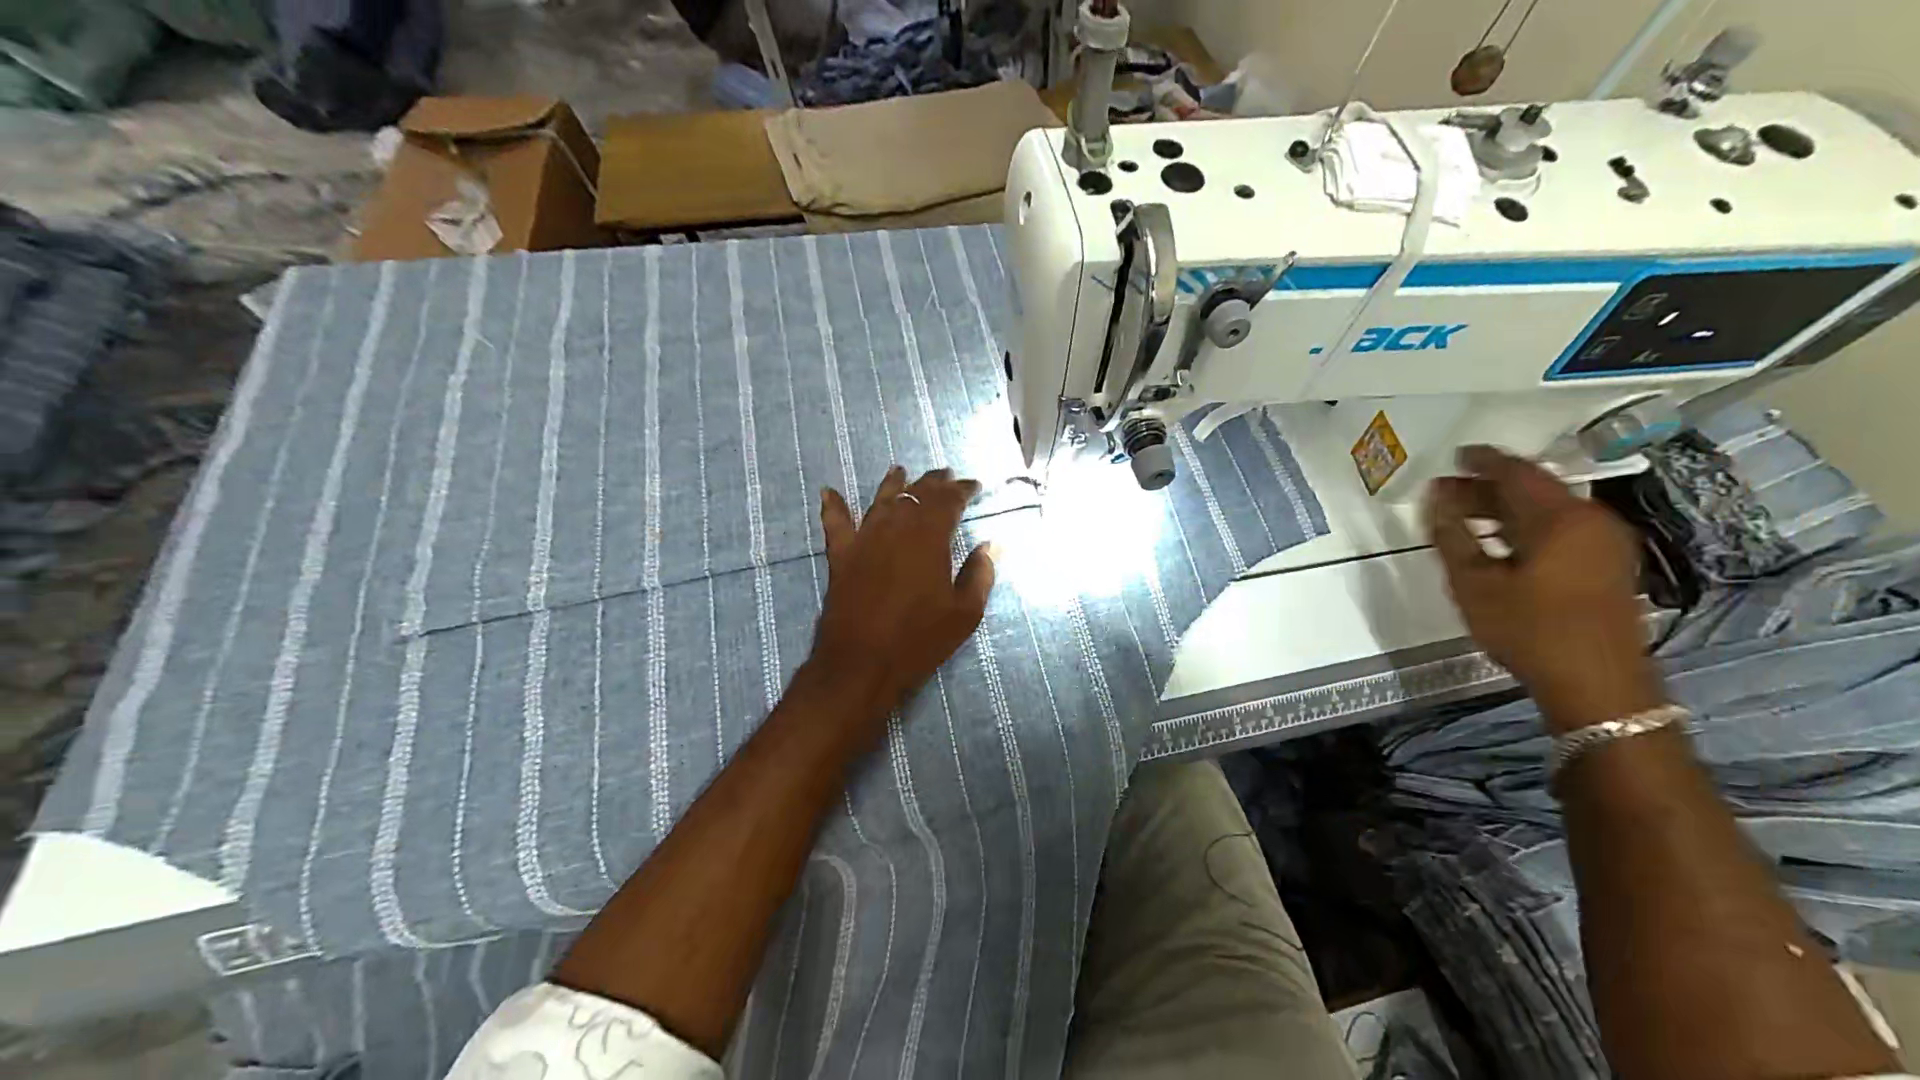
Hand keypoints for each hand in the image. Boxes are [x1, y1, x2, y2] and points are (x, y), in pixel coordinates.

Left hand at [804, 466, 995, 728]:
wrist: (861, 663)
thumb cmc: (919, 640)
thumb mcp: (964, 613)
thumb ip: (980, 574)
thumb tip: (990, 544)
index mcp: (930, 537)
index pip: (949, 500)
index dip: (963, 489)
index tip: (974, 486)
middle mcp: (896, 527)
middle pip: (916, 494)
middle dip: (934, 482)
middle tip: (946, 475)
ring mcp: (864, 538)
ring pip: (880, 500)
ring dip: (893, 484)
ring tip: (901, 471)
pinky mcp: (841, 556)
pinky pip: (835, 523)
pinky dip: (833, 506)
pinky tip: (829, 492)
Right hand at [1425, 446, 1665, 733]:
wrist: (1596, 684)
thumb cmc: (1529, 629)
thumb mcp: (1474, 584)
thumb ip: (1452, 535)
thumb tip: (1437, 498)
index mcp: (1560, 518)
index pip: (1516, 472)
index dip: (1481, 461)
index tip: (1453, 456)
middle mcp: (1591, 521)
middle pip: (1534, 490)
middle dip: (1487, 487)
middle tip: (1447, 491)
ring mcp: (1605, 544)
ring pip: (1548, 511)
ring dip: (1505, 508)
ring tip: (1465, 516)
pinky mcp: (1608, 566)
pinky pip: (1562, 529)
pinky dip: (1527, 526)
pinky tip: (1500, 543)